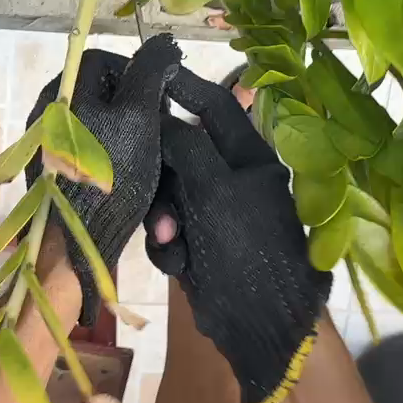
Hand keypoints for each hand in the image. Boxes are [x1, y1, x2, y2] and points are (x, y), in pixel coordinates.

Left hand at [26, 34, 180, 324]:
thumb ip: (150, 72)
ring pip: (101, 124)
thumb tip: (163, 40)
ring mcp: (49, 144)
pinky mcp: (55, 173)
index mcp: (63, 89)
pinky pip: (92, 152)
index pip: (105, 60)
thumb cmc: (111, 175)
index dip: (140, 73)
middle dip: (137, 109)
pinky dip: (116, 159)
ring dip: (131, 137)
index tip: (163, 99)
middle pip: (103, 93)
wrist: (77, 247)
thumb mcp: (140, 115)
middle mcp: (49, 111)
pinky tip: (133, 180)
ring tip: (151, 158)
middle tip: (160, 131)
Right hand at [146, 69, 330, 402]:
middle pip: (178, 147)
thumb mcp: (216, 188)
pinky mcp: (196, 240)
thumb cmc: (248, 248)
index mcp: (249, 155)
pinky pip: (165, 226)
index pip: (214, 103)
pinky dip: (167, 244)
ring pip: (166, 189)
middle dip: (161, 172)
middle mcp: (230, 176)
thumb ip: (185, 144)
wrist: (260, 331)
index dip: (182, 84)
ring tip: (168, 238)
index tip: (146, 70)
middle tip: (141, 177)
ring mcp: (212, 210)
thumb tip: (158, 113)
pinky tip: (177, 260)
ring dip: (161, 214)